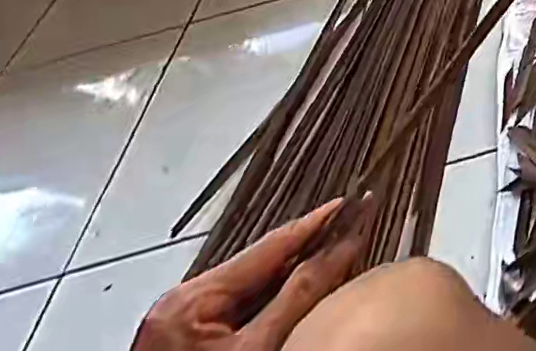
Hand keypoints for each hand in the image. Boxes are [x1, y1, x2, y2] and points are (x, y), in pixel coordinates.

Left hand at [133, 196, 371, 350]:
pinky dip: (276, 302)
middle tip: (354, 228)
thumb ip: (303, 293)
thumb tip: (349, 239)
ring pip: (254, 289)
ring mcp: (180, 328)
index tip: (355, 200)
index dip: (316, 222)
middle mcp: (180, 304)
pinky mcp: (186, 348)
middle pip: (261, 265)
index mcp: (190, 300)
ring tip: (340, 254)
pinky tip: (306, 295)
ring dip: (296, 275)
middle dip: (309, 249)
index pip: (269, 245)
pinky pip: (242, 312)